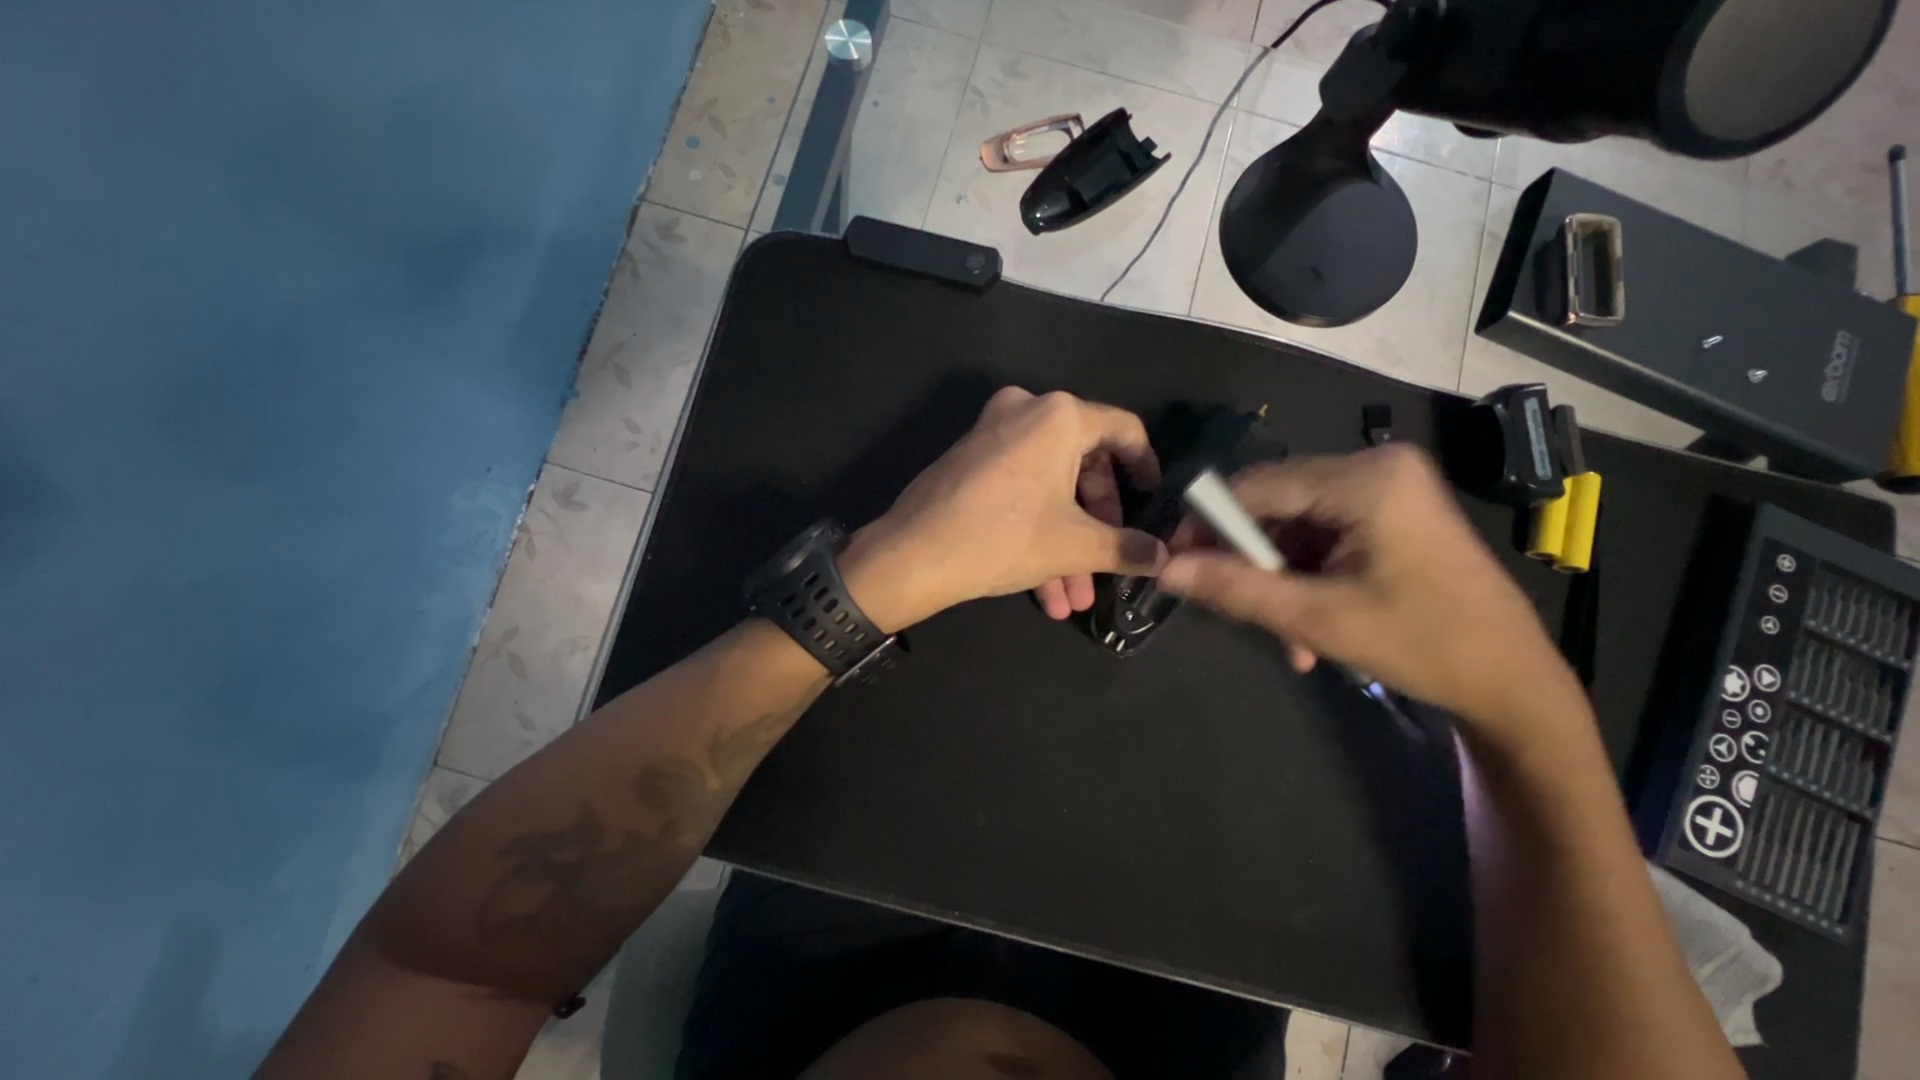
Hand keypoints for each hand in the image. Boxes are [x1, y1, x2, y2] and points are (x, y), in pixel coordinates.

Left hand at [842, 387, 1166, 629]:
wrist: (912, 556)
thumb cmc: (1003, 537)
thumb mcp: (1074, 546)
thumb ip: (1126, 548)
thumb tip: (1163, 557)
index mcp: (1058, 416)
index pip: (1124, 430)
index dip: (1147, 468)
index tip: (1156, 502)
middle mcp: (1026, 412)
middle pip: (1085, 465)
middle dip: (1099, 526)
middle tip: (1109, 564)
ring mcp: (994, 435)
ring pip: (1050, 489)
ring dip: (1068, 544)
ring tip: (1076, 599)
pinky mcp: (972, 462)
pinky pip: (1020, 492)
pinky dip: (1037, 533)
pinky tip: (1047, 595)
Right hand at [1157, 445, 1574, 727]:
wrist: (1515, 681)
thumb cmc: (1424, 644)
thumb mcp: (1320, 619)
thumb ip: (1238, 588)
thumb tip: (1166, 570)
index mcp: (1366, 479)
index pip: (1256, 486)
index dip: (1207, 525)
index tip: (1175, 565)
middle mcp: (1377, 467)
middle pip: (1276, 505)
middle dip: (1253, 563)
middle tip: (1237, 612)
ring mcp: (1389, 489)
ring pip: (1297, 526)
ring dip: (1281, 580)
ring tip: (1290, 640)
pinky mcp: (1394, 513)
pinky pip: (1326, 536)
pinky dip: (1308, 578)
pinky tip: (1311, 627)